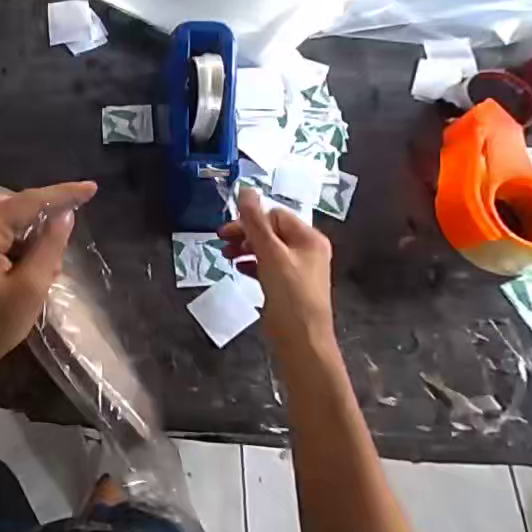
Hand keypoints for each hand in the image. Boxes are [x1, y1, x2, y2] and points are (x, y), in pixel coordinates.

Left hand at [0, 182, 97, 384]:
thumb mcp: (31, 288)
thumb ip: (50, 246)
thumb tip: (66, 214)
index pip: (31, 201)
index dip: (64, 193)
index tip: (93, 188)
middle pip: (21, 205)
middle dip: (48, 221)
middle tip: (65, 250)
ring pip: (15, 220)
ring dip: (37, 237)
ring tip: (49, 270)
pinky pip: (5, 233)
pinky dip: (24, 246)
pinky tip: (35, 270)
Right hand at [219, 188, 336, 352]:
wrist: (302, 342)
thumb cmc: (290, 295)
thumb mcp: (270, 254)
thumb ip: (255, 222)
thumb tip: (245, 190)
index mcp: (309, 238)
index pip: (276, 216)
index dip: (251, 220)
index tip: (227, 232)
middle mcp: (307, 250)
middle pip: (272, 231)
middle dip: (246, 234)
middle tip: (222, 241)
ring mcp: (299, 270)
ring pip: (268, 249)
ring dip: (246, 248)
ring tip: (226, 255)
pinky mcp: (289, 287)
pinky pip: (268, 267)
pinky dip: (252, 264)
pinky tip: (238, 268)